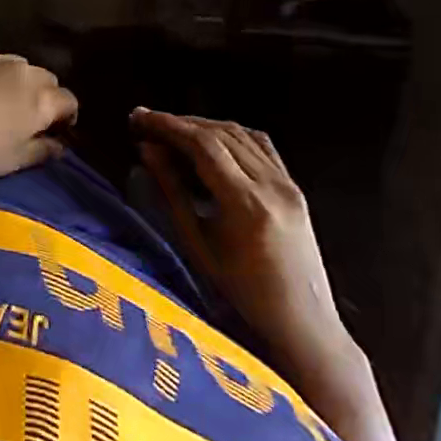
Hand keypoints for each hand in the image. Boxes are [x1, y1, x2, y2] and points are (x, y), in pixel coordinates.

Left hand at [0, 48, 77, 178]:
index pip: (69, 102)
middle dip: (44, 97)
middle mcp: (25, 72)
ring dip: (19, 83)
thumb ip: (43, 151)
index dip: (65, 118)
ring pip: (21, 68)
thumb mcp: (14, 160)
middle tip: (27, 120)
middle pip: (47, 81)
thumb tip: (59, 145)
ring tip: (1, 103)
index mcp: (43, 99)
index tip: (54, 133)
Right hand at [130, 109, 347, 357]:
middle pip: (220, 133)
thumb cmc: (242, 293)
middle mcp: (273, 186)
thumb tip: (146, 150)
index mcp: (247, 203)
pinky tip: (208, 141)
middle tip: (146, 122)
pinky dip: (229, 135)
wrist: (303, 323)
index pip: (203, 144)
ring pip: (241, 134)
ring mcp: (288, 185)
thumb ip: (171, 191)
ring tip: (170, 130)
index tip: (138, 118)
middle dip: (179, 122)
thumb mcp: (196, 243)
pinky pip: (260, 145)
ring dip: (202, 126)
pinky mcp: (294, 188)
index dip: (167, 125)